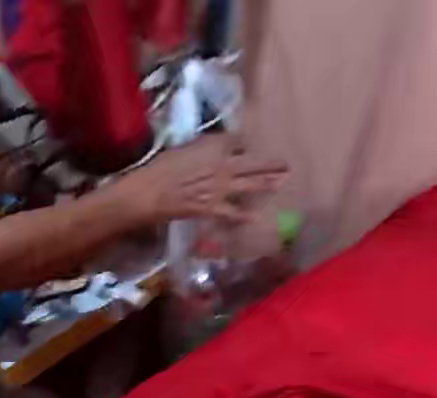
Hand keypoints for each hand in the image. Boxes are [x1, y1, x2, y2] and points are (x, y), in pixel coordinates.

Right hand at [112, 134, 286, 226]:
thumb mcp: (184, 148)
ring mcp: (221, 188)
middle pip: (253, 162)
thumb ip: (202, 149)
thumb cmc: (161, 167)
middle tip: (286, 163)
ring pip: (250, 184)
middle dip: (270, 163)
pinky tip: (256, 218)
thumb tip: (210, 152)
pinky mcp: (213, 208)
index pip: (237, 141)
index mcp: (215, 145)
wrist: (151, 192)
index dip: (241, 145)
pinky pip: (233, 213)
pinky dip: (244, 216)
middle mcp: (224, 165)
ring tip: (282, 182)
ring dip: (267, 184)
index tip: (243, 149)